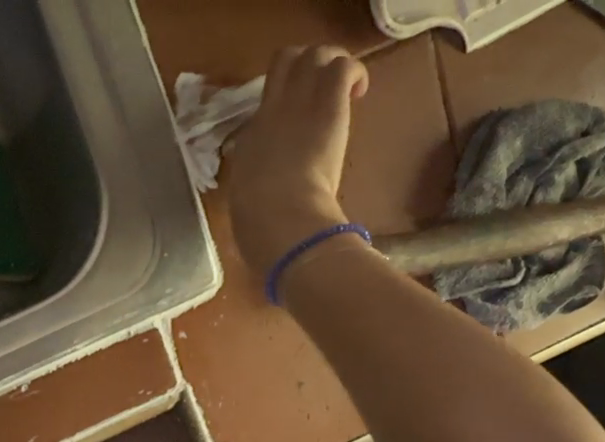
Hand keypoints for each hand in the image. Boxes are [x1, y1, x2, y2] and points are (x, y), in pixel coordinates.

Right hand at [227, 46, 370, 271]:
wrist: (280, 218)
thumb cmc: (260, 224)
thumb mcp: (245, 205)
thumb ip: (253, 189)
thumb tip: (259, 198)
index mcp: (250, 141)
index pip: (264, 107)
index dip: (282, 107)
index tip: (296, 128)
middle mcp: (270, 113)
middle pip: (285, 63)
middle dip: (306, 69)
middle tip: (321, 93)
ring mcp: (298, 104)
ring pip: (315, 54)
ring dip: (333, 66)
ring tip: (345, 92)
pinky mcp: (328, 104)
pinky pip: (343, 66)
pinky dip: (355, 73)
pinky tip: (359, 94)